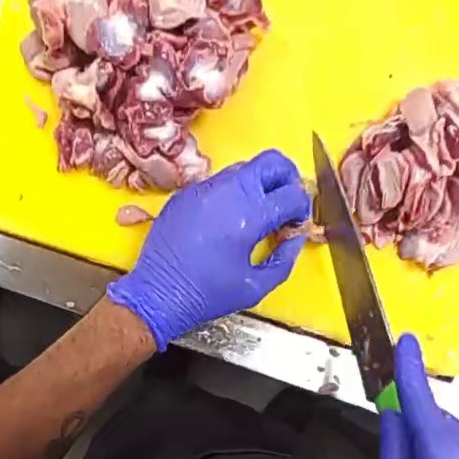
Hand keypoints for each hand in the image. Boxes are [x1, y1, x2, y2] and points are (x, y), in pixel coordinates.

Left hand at [106, 149, 309, 349]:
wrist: (157, 296)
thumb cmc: (206, 296)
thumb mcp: (254, 288)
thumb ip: (283, 261)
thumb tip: (295, 239)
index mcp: (249, 216)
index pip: (292, 193)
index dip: (302, 208)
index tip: (294, 224)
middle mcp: (227, 193)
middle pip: (272, 162)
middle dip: (286, 180)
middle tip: (283, 205)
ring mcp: (203, 189)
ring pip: (243, 168)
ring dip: (257, 186)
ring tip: (253, 215)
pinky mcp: (184, 194)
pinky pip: (216, 183)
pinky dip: (229, 195)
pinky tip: (223, 222)